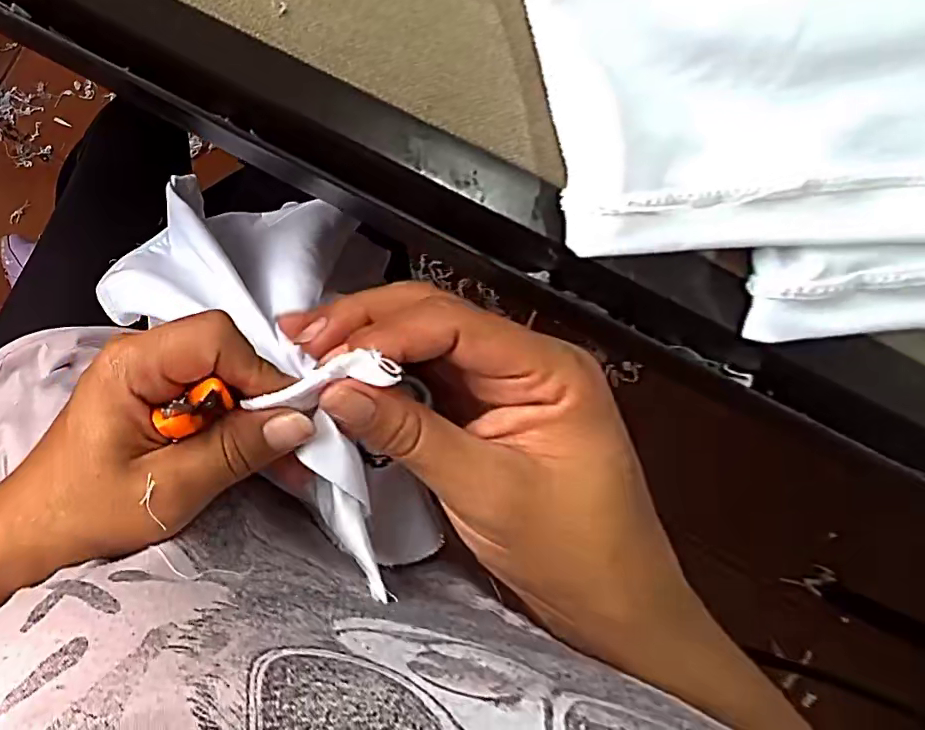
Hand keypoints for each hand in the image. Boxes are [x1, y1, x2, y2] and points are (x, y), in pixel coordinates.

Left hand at [0, 310, 317, 577]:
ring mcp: (146, 370)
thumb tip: (296, 422)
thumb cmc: (82, 513)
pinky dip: (229, 421)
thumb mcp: (167, 490)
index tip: (287, 419)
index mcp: (132, 363)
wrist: (32, 531)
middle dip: (257, 396)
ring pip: (220, 370)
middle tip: (283, 447)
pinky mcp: (153, 391)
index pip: (215, 337)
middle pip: (222, 348)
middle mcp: (140, 353)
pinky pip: (206, 390)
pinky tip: (241, 454)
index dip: (258, 374)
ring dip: (247, 413)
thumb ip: (233, 451)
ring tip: (269, 460)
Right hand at [281, 283, 806, 729]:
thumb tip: (342, 393)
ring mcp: (497, 379)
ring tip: (311, 345)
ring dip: (362, 339)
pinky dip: (376, 369)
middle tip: (307, 336)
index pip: (451, 322)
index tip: (333, 356)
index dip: (384, 332)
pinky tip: (342, 370)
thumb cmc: (584, 556)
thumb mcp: (488, 492)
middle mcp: (522, 359)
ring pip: (417, 335)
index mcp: (548, 367)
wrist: (616, 611)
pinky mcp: (476, 401)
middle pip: (430, 313)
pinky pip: (418, 370)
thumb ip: (410, 433)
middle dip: (363, 321)